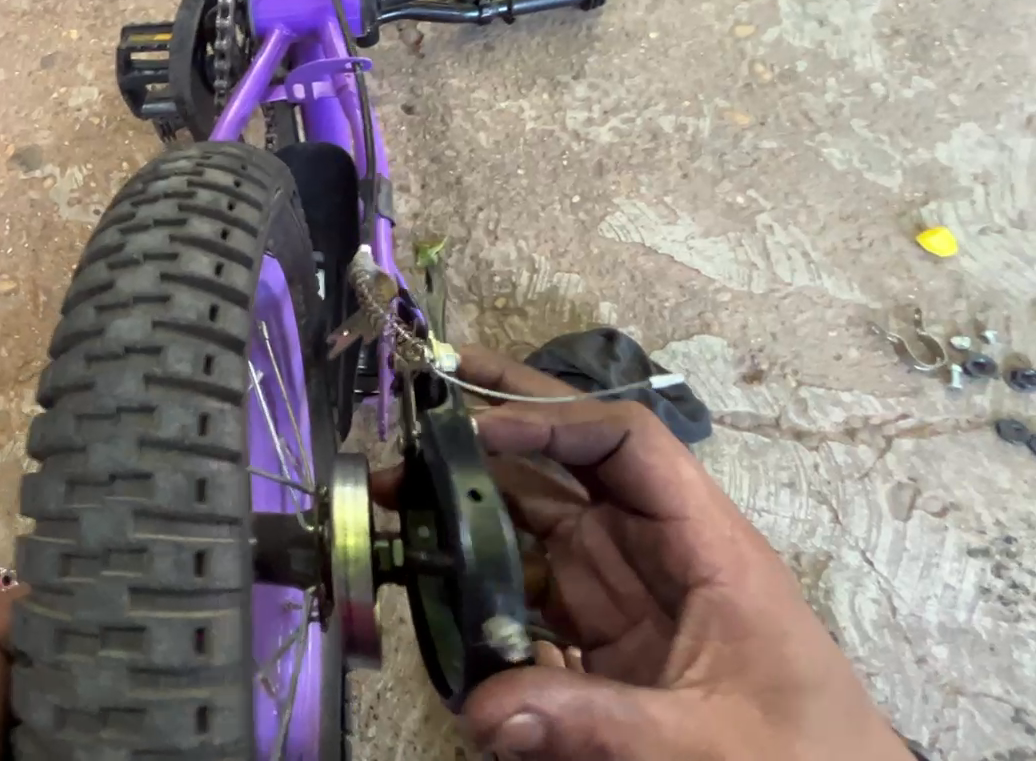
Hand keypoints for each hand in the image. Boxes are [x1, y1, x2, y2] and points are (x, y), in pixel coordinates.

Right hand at [444, 347, 909, 760]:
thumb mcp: (711, 746)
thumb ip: (596, 723)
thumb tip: (479, 713)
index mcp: (700, 540)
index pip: (626, 441)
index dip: (549, 417)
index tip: (475, 429)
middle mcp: (646, 537)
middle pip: (566, 449)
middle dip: (496, 411)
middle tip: (425, 382)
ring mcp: (610, 573)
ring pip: (529, 502)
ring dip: (464, 487)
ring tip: (396, 488)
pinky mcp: (582, 612)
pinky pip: (516, 564)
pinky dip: (467, 555)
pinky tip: (422, 558)